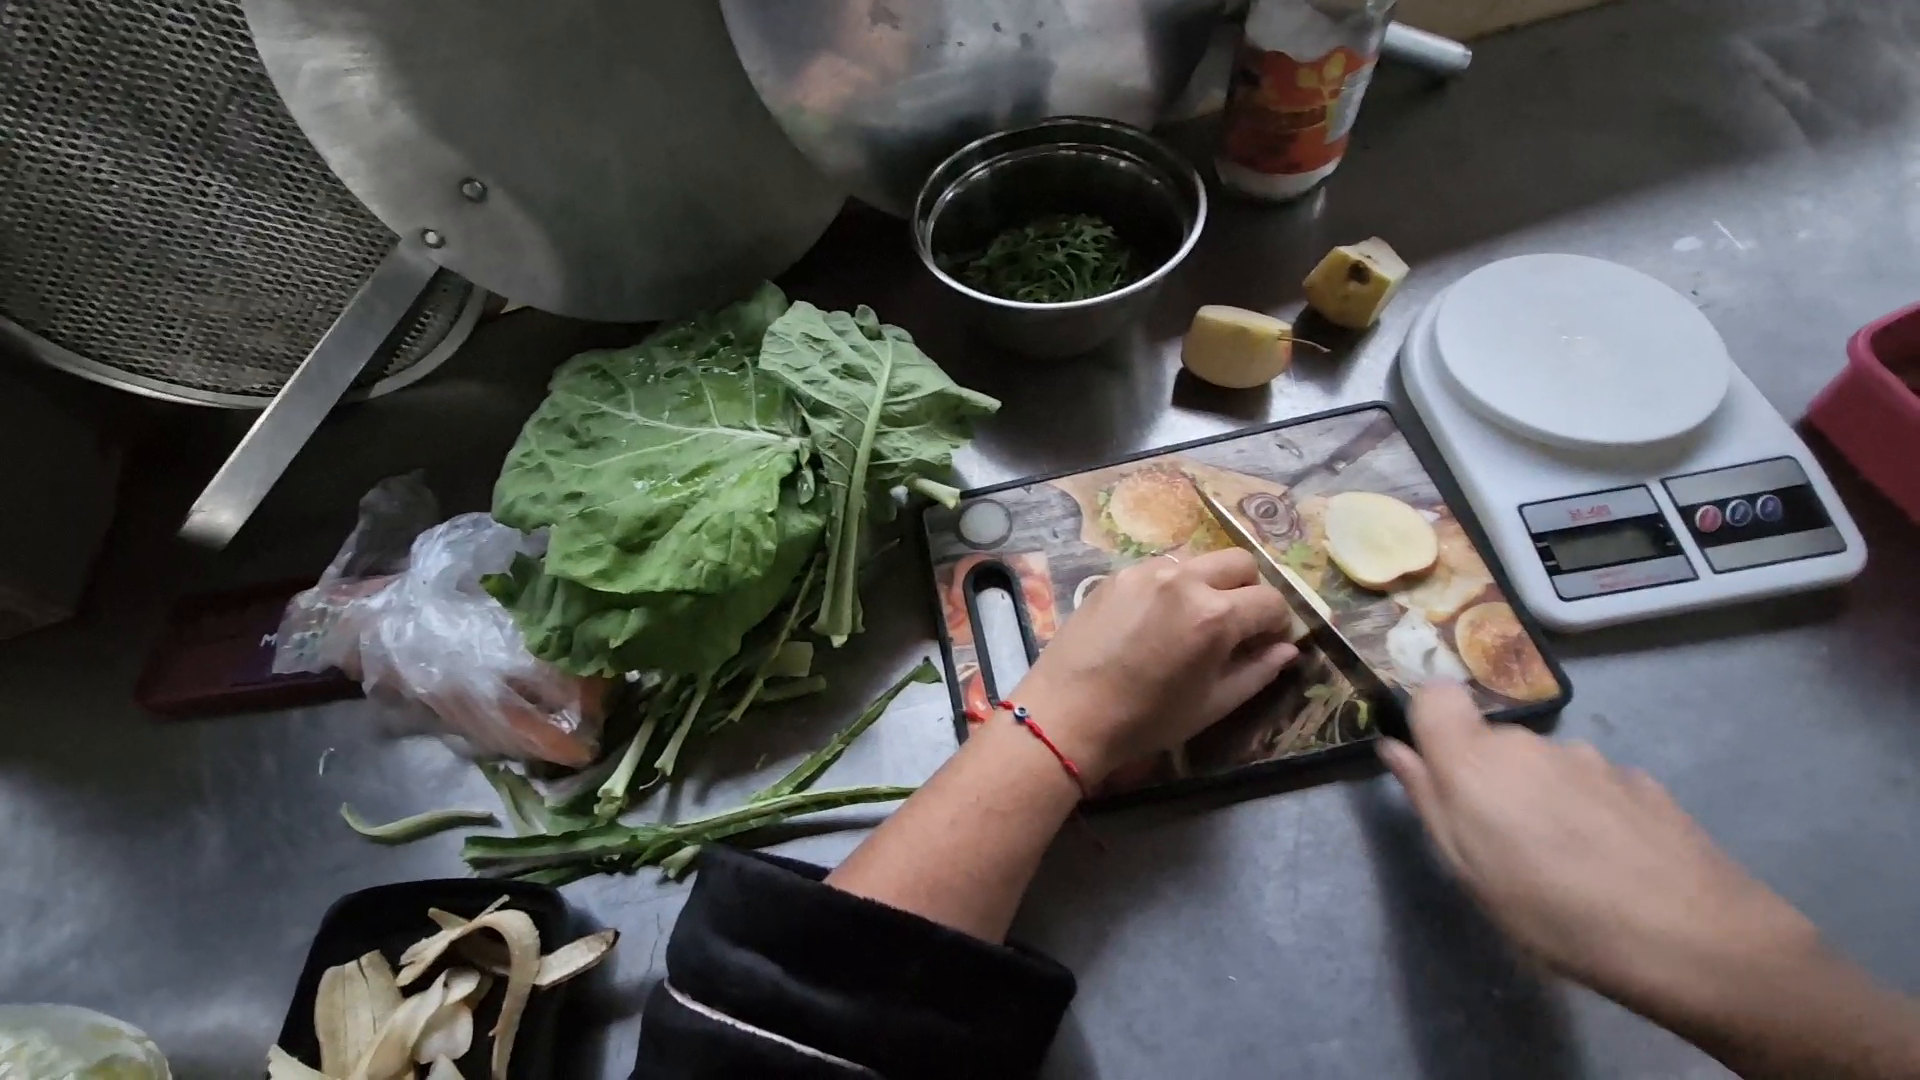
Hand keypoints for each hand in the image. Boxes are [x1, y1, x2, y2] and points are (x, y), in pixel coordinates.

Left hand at [1013, 550, 1298, 784]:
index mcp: (1214, 614)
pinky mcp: (1116, 575)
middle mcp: (1183, 580)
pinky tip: (1156, 619)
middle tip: (1237, 625)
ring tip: (1193, 621)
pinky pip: (1159, 569)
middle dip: (1249, 590)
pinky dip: (1172, 586)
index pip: (1271, 601)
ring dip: (1209, 583)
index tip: (1267, 643)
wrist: (1068, 712)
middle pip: (1239, 562)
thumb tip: (1288, 650)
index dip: (1277, 625)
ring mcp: (1145, 571)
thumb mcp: (1212, 704)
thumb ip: (1257, 672)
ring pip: (1198, 561)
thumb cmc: (1145, 719)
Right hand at [1378, 682, 1818, 1012]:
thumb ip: (1425, 798)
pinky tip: (1612, 859)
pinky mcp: (1642, 781)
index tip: (1435, 764)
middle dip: (1488, 775)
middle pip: (1490, 739)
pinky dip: (1588, 808)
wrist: (1703, 943)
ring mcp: (1590, 758)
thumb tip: (1395, 749)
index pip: (1436, 696)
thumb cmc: (1554, 910)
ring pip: (1542, 763)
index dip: (1430, 720)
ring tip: (1564, 857)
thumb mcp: (1466, 868)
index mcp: (1473, 759)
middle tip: (1501, 837)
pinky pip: (1591, 783)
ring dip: (1540, 794)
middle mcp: (1527, 743)